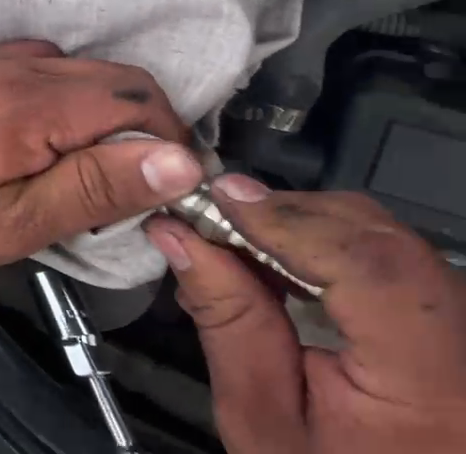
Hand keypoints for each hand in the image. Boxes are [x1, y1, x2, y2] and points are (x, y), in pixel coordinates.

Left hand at [0, 40, 203, 265]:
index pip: (138, 100)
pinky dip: (56, 89)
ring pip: (74, 65)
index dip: (168, 143)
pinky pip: (31, 60)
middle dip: (141, 125)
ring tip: (80, 159)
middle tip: (124, 180)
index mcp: (30, 104)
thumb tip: (180, 160)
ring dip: (98, 105)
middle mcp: (9, 66)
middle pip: (113, 76)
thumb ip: (97, 186)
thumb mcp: (18, 220)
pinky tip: (38, 130)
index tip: (158, 186)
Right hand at [145, 180, 465, 453]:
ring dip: (305, 225)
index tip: (215, 198)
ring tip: (241, 242)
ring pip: (391, 240)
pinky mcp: (461, 328)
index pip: (378, 270)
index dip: (293, 219)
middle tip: (212, 217)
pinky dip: (333, 245)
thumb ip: (228, 321)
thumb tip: (176, 233)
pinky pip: (400, 262)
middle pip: (385, 242)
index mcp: (432, 387)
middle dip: (288, 213)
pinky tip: (285, 262)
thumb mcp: (259, 414)